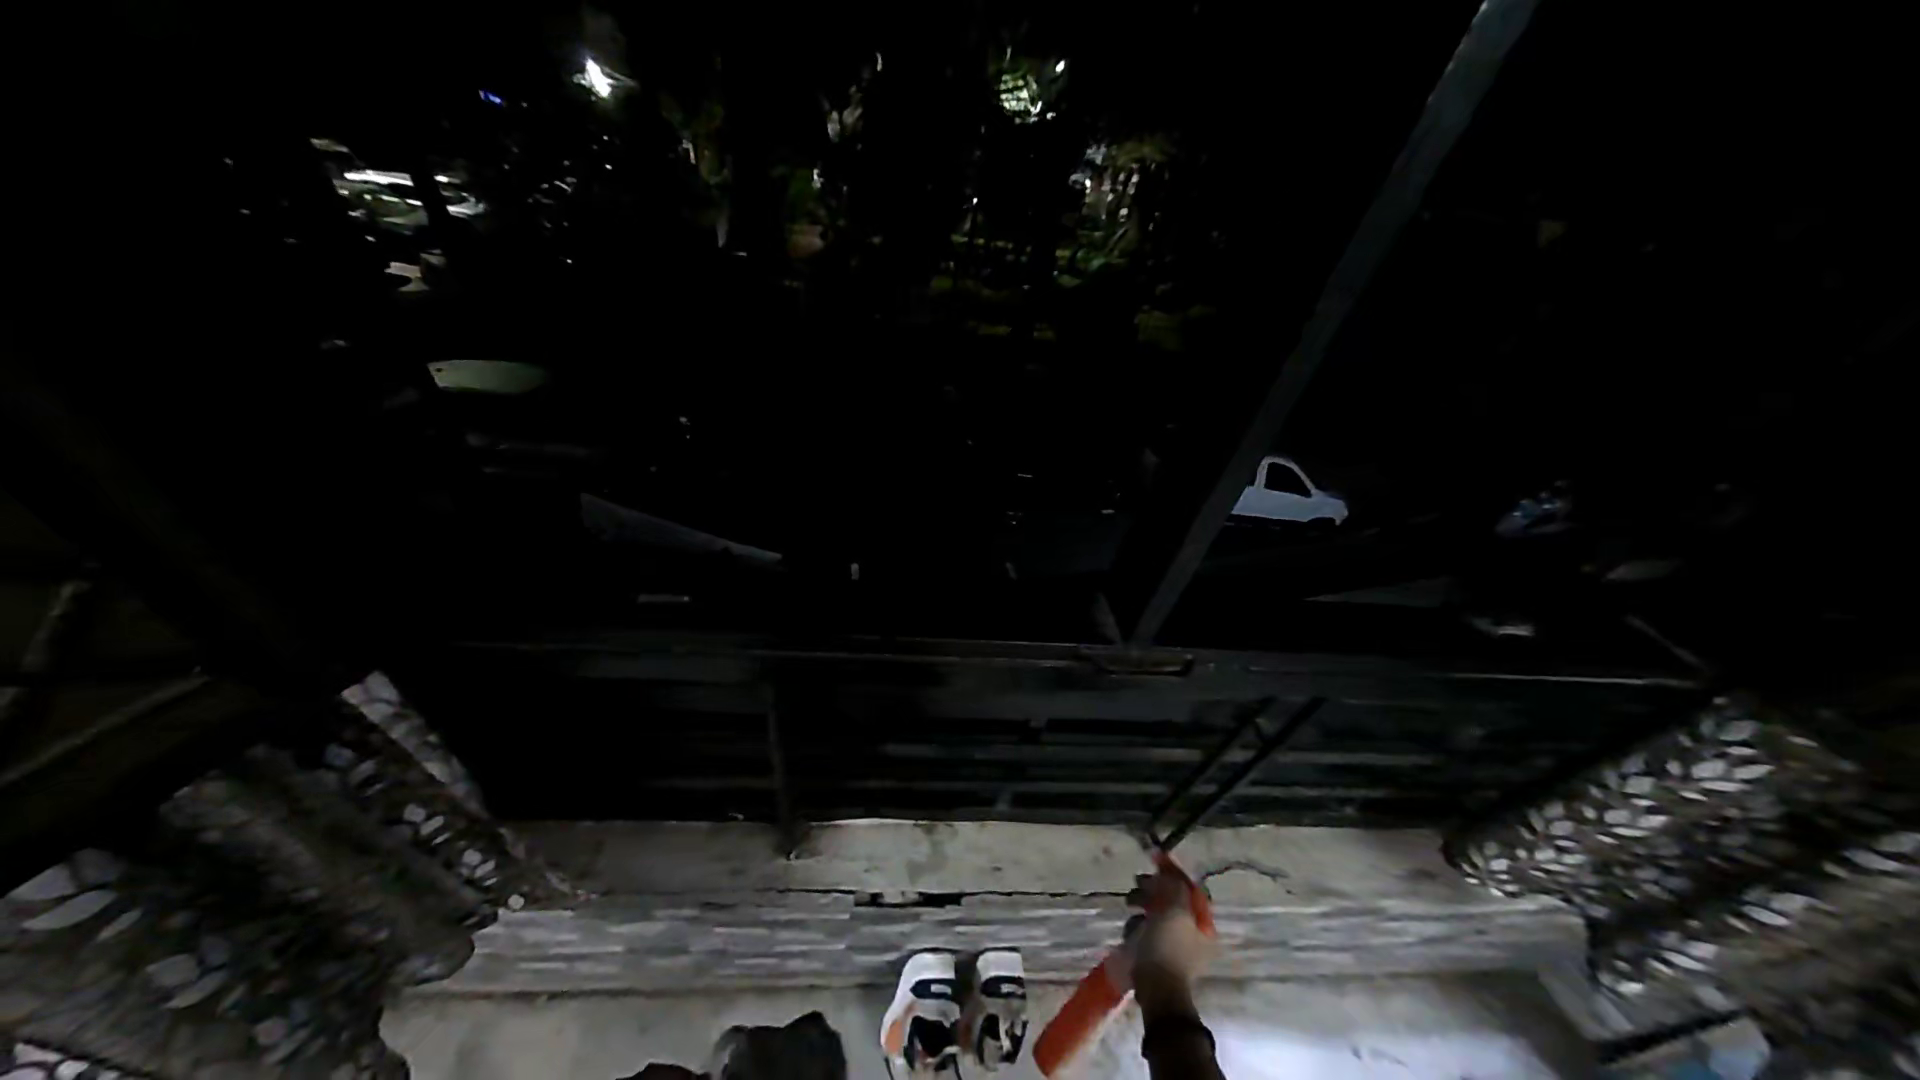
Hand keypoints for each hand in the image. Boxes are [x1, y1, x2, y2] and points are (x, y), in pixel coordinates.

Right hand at [1124, 868, 1214, 1012]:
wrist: (1155, 988)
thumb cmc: (1167, 947)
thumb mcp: (1174, 910)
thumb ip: (1175, 887)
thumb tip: (1168, 873)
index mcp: (1203, 922)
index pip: (1190, 887)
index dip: (1172, 871)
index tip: (1153, 858)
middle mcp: (1193, 932)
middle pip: (1172, 898)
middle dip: (1153, 888)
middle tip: (1137, 881)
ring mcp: (1176, 944)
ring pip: (1157, 912)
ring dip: (1142, 904)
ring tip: (1129, 905)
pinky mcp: (1159, 953)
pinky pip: (1148, 930)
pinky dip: (1138, 925)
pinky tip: (1131, 930)